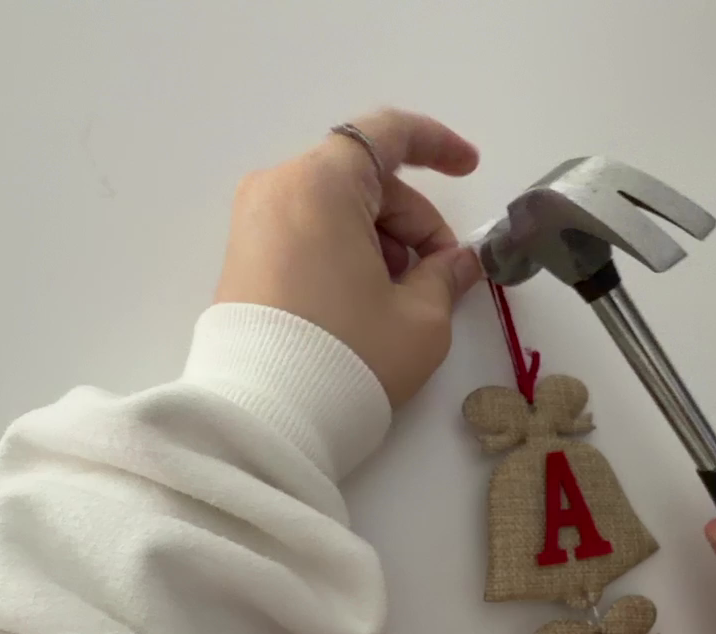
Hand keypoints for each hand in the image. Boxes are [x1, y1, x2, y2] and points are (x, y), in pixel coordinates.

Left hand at [214, 108, 485, 406]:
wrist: (269, 417)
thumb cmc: (353, 356)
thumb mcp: (421, 318)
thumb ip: (447, 275)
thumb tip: (459, 262)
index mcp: (321, 183)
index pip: (386, 135)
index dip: (437, 145)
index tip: (469, 167)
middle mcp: (278, 188)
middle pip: (366, 183)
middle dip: (415, 223)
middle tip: (445, 278)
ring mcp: (254, 224)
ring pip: (339, 212)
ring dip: (385, 244)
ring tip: (404, 303)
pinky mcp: (245, 260)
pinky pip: (311, 236)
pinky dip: (350, 256)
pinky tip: (370, 305)